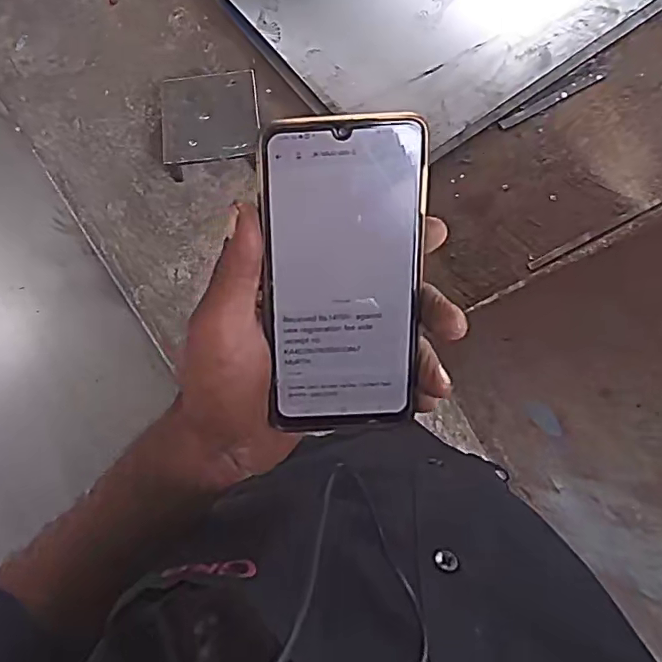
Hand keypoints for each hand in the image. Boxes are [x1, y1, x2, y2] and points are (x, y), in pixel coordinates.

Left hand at [173, 202, 468, 487]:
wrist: (222, 449)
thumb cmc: (213, 383)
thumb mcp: (220, 320)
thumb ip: (236, 270)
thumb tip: (244, 211)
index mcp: (294, 283)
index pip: (346, 246)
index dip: (388, 235)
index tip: (420, 227)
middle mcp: (322, 307)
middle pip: (387, 291)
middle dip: (427, 300)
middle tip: (448, 317)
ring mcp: (338, 344)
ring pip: (396, 336)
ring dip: (426, 350)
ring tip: (437, 376)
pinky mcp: (346, 378)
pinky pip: (389, 375)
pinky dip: (412, 384)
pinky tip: (424, 396)